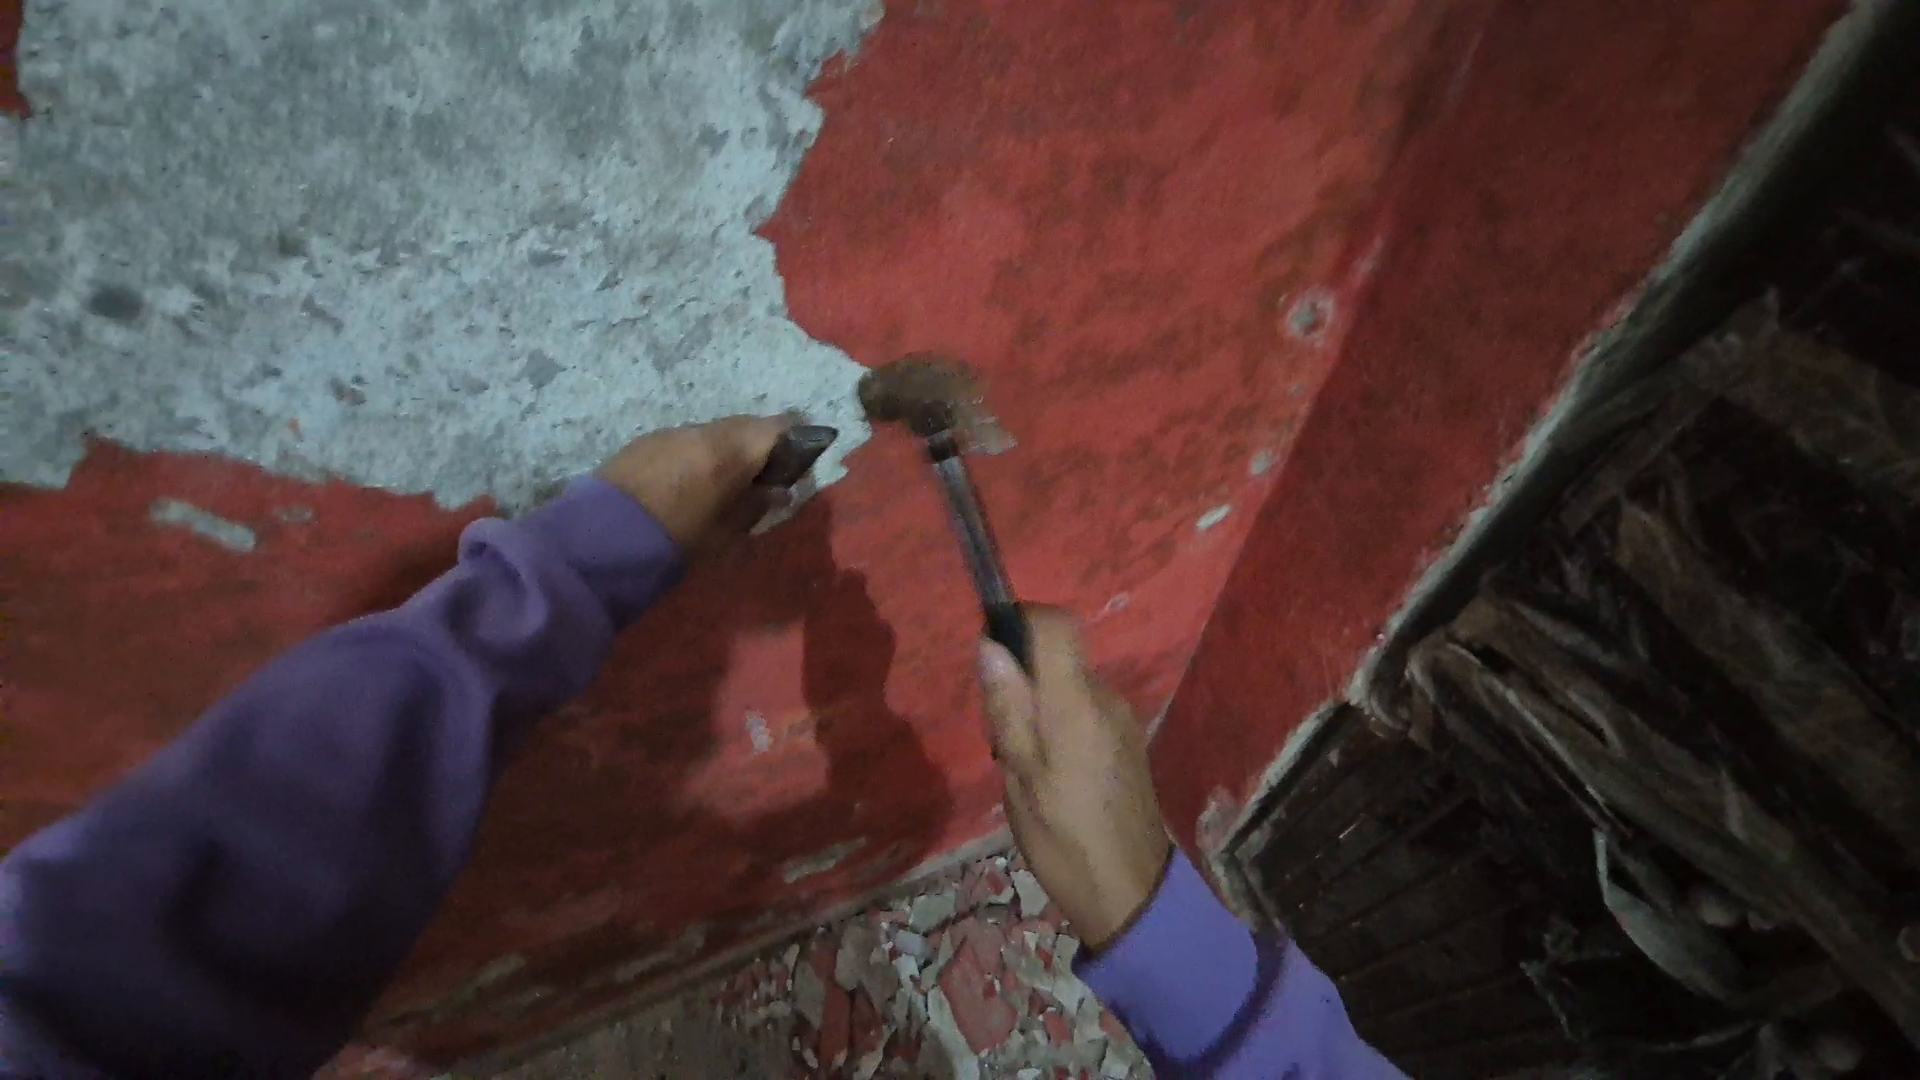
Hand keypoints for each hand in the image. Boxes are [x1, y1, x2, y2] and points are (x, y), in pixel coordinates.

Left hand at [595, 415, 789, 553]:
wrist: (603, 537)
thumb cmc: (678, 537)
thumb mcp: (727, 530)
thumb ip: (757, 505)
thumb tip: (780, 492)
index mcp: (732, 451)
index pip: (778, 427)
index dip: (797, 435)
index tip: (806, 450)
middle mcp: (705, 431)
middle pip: (746, 425)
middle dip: (763, 442)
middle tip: (770, 468)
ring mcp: (673, 432)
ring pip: (715, 431)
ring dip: (729, 447)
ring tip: (729, 476)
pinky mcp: (647, 440)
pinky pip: (687, 439)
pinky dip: (700, 452)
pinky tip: (693, 478)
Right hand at [978, 608, 1172, 949]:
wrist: (1132, 892)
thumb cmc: (1064, 839)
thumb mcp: (1021, 778)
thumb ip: (1008, 708)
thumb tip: (990, 644)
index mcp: (1076, 704)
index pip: (1056, 623)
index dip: (1021, 619)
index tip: (992, 652)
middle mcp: (1105, 697)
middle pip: (1057, 653)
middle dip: (1020, 675)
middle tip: (998, 732)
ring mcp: (1120, 715)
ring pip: (1066, 682)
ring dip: (1037, 702)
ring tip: (1021, 759)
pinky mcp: (1126, 735)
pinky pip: (1082, 705)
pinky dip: (1058, 719)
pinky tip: (1050, 768)